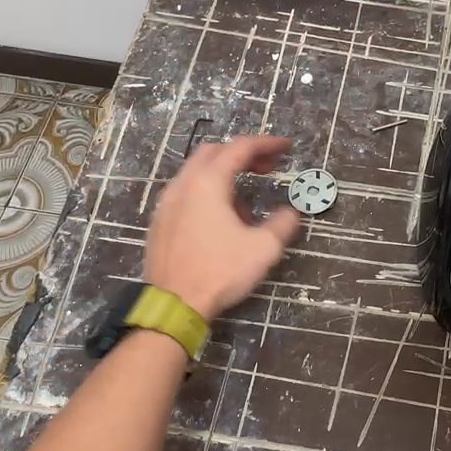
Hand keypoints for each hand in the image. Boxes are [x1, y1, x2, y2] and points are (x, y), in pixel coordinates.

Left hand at [144, 135, 302, 320]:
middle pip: (214, 152)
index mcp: (208, 183)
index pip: (240, 148)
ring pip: (197, 172)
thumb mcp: (264, 248)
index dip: (267, 144)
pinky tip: (222, 217)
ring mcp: (167, 203)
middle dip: (244, 154)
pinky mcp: (160, 222)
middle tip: (268, 166)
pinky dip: (208, 191)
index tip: (287, 147)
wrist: (173, 306)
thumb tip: (291, 212)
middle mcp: (183, 185)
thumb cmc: (219, 272)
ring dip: (225, 173)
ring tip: (248, 198)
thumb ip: (282, 223)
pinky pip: (187, 192)